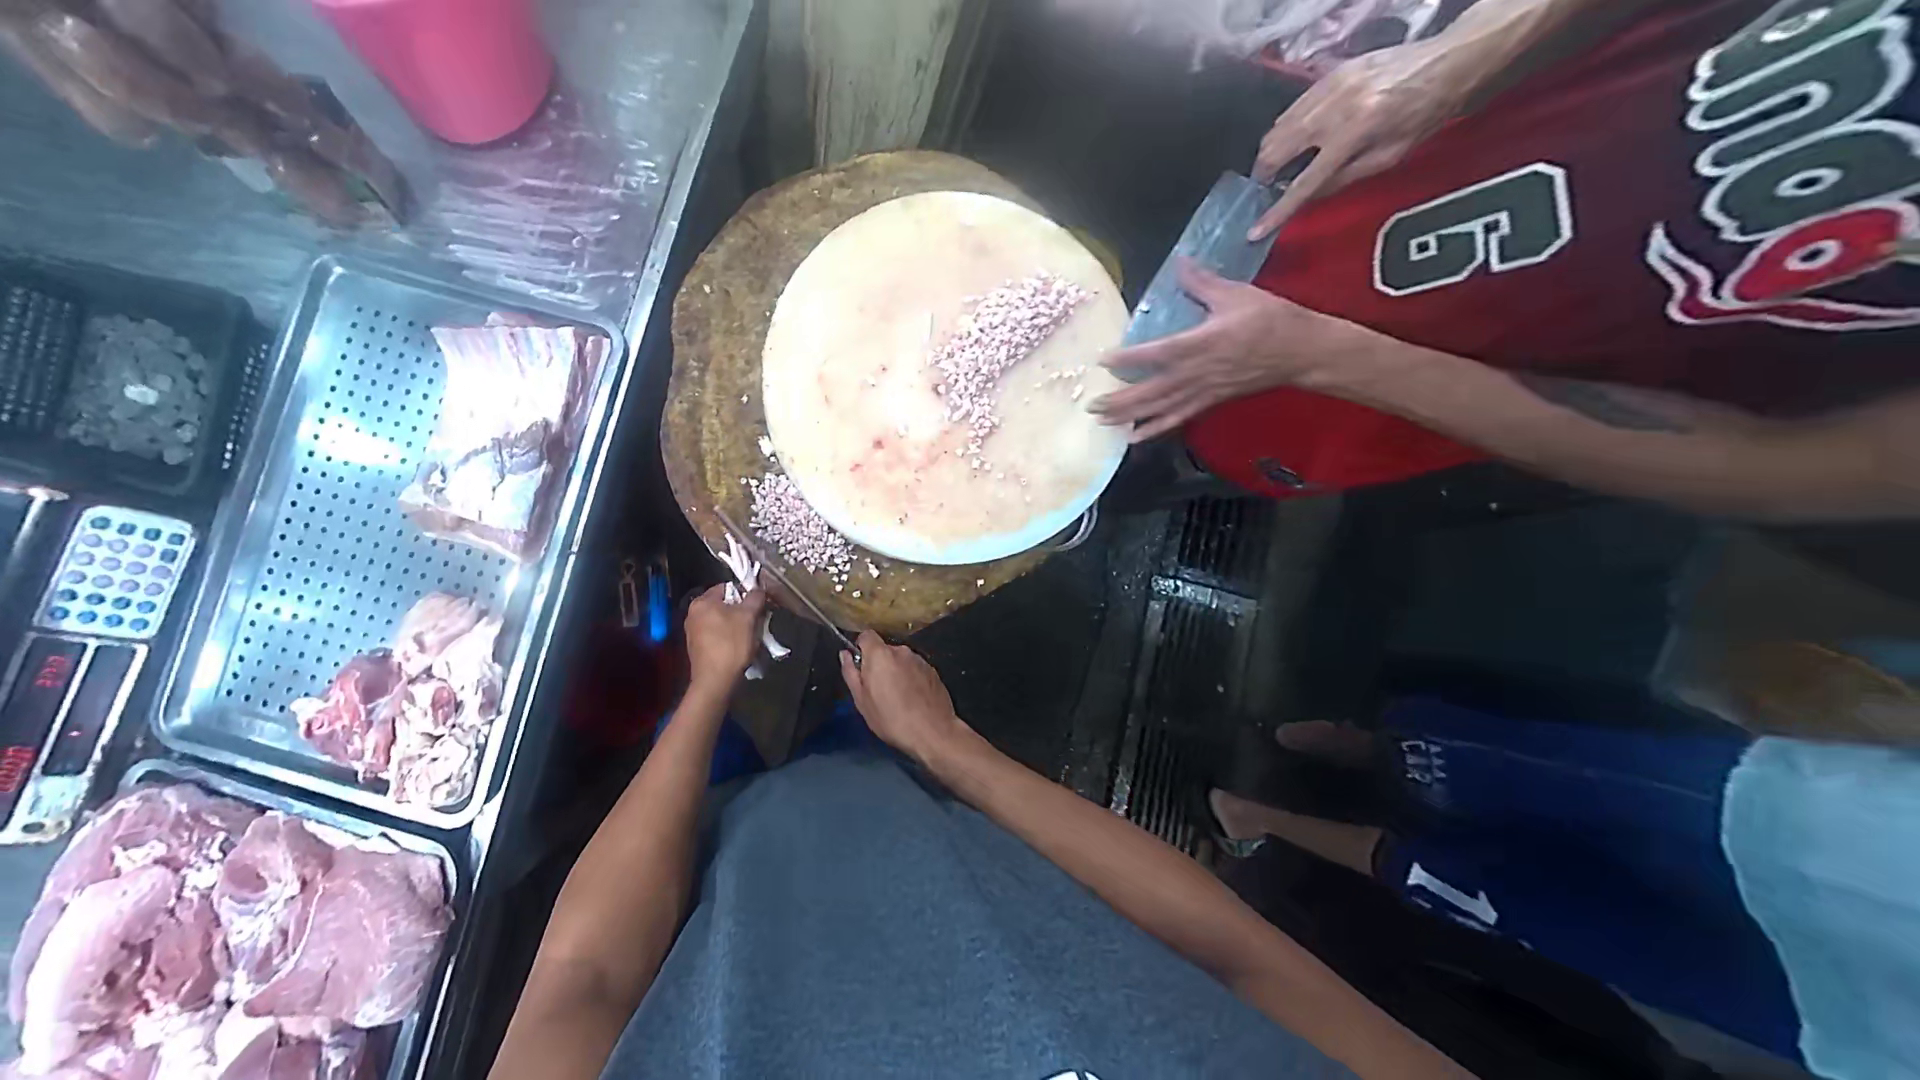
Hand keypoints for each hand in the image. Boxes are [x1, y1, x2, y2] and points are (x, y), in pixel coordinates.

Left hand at [684, 584, 766, 689]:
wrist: (716, 680)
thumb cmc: (731, 643)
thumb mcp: (749, 616)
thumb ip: (755, 598)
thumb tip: (758, 589)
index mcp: (701, 602)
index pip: (727, 587)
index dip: (745, 593)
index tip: (758, 604)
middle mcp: (693, 614)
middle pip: (724, 604)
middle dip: (742, 610)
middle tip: (757, 619)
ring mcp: (693, 631)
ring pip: (722, 620)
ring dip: (737, 624)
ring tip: (750, 634)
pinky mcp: (698, 647)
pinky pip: (717, 634)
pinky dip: (729, 636)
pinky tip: (739, 645)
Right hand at [840, 632, 967, 764]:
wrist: (932, 731)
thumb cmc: (891, 718)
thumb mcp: (862, 700)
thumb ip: (851, 673)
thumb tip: (845, 654)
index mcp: (880, 655)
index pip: (866, 636)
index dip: (861, 648)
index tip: (861, 667)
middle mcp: (902, 651)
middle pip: (885, 650)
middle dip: (880, 664)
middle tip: (878, 690)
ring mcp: (920, 660)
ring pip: (901, 660)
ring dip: (897, 672)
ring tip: (898, 698)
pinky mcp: (934, 671)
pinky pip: (915, 669)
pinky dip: (911, 679)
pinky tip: (913, 699)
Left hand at [1089, 260, 1375, 440]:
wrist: (1301, 352)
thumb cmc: (1269, 319)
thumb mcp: (1236, 294)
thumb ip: (1202, 283)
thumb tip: (1179, 264)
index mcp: (1201, 344)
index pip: (1157, 354)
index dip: (1130, 358)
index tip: (1104, 360)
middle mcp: (1196, 373)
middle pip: (1151, 390)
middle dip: (1120, 400)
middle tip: (1091, 405)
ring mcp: (1202, 391)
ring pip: (1159, 408)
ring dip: (1130, 416)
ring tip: (1101, 421)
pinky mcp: (1209, 402)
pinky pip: (1177, 418)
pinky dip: (1155, 428)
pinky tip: (1134, 437)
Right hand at [1250, 38, 1486, 239]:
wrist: (1448, 61)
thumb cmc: (1424, 115)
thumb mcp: (1387, 158)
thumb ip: (1342, 180)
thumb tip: (1304, 199)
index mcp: (1354, 132)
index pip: (1304, 182)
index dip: (1278, 210)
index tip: (1255, 231)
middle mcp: (1334, 107)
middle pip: (1276, 150)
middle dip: (1264, 176)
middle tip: (1266, 191)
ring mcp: (1328, 87)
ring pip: (1277, 128)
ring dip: (1270, 154)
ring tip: (1278, 169)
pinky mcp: (1328, 74)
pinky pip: (1291, 109)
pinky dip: (1284, 130)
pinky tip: (1293, 142)